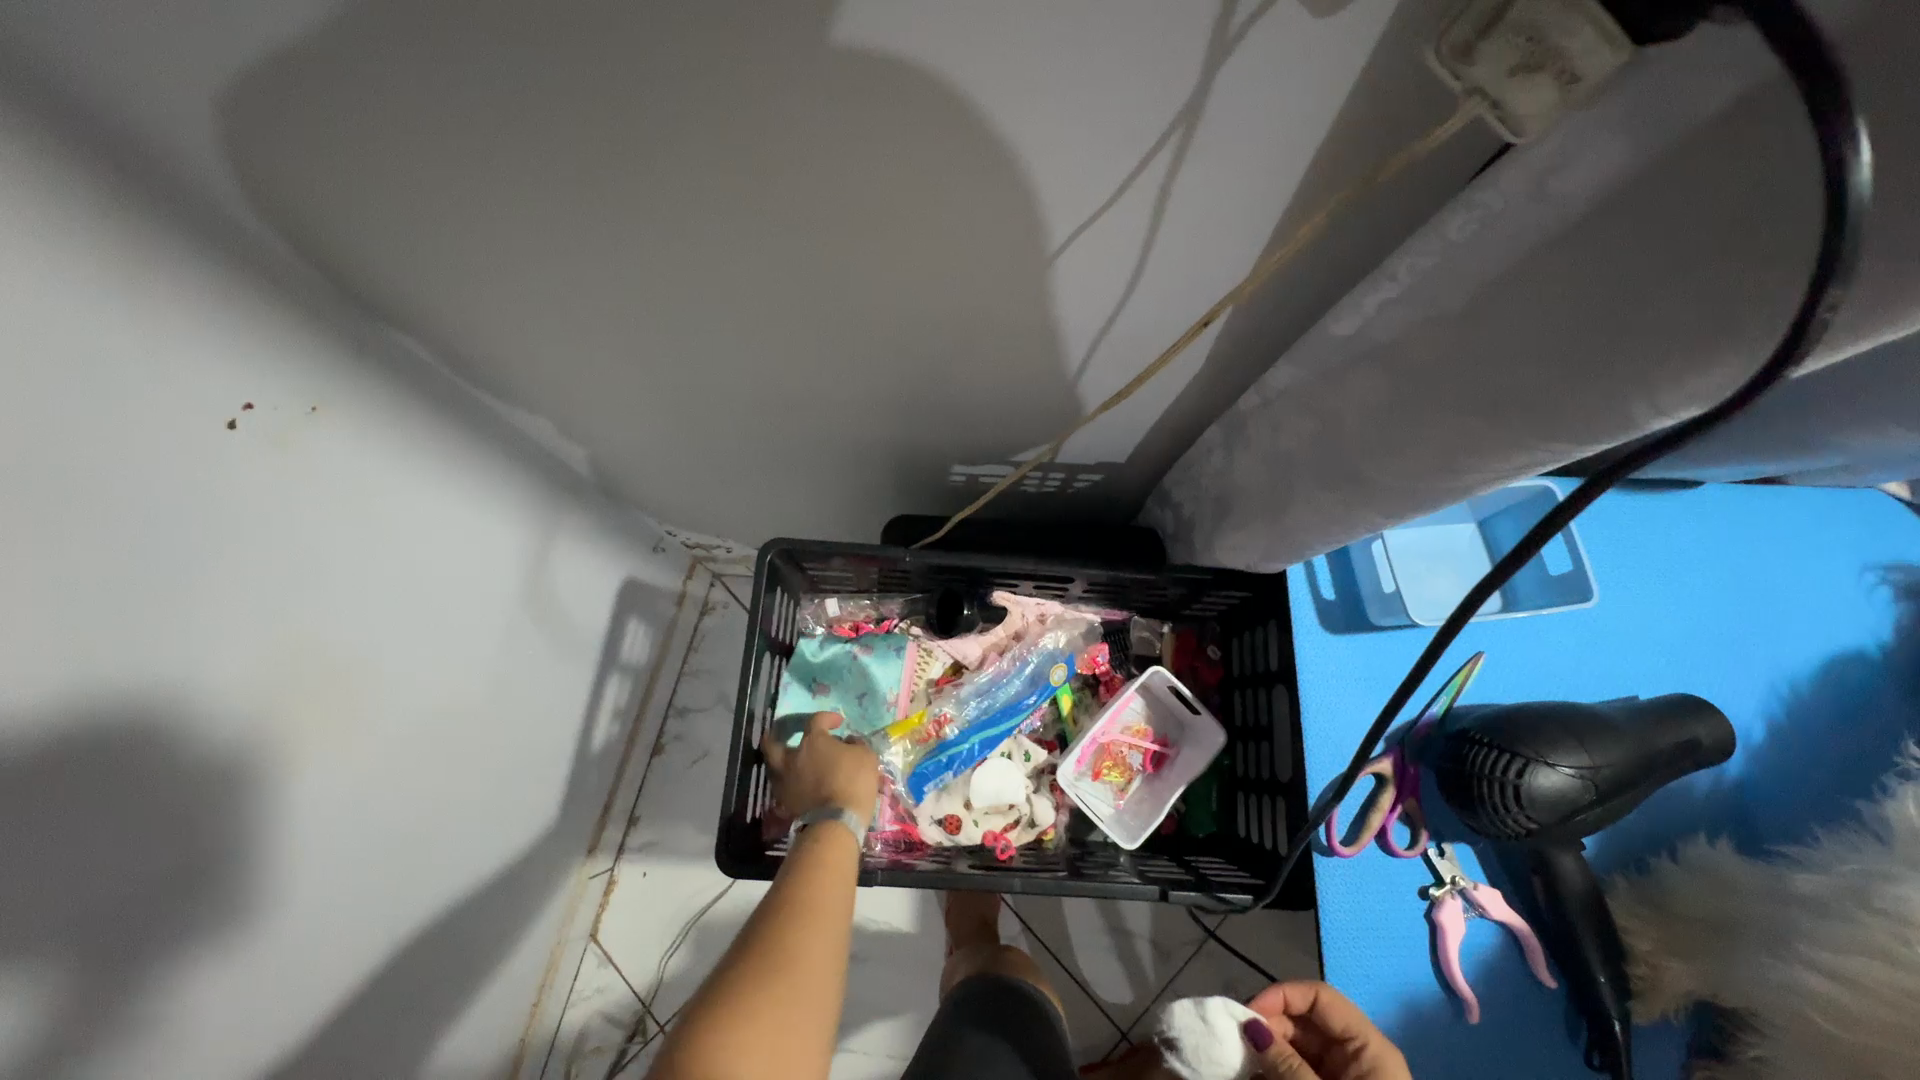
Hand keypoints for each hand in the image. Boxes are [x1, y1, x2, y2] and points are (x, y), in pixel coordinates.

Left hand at [761, 712, 878, 831]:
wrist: (836, 821)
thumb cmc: (853, 781)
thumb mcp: (866, 756)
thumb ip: (856, 744)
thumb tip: (848, 741)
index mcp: (812, 741)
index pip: (816, 720)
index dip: (828, 718)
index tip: (839, 723)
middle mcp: (792, 757)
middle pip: (773, 742)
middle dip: (777, 736)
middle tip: (788, 737)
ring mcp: (785, 780)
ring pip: (774, 766)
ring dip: (783, 761)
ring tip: (795, 762)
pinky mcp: (785, 801)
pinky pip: (783, 786)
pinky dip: (790, 782)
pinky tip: (800, 783)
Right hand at [1242, 981, 1409, 1079]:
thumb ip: (1288, 1063)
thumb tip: (1250, 1025)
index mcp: (1369, 1045)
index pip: (1319, 995)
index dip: (1281, 996)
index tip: (1246, 1016)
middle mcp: (1357, 1054)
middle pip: (1304, 1021)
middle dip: (1268, 1028)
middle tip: (1236, 1044)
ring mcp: (1345, 1076)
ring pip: (1297, 1047)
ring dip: (1267, 1051)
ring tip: (1239, 1060)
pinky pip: (1298, 1071)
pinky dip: (1274, 1071)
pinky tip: (1252, 1073)